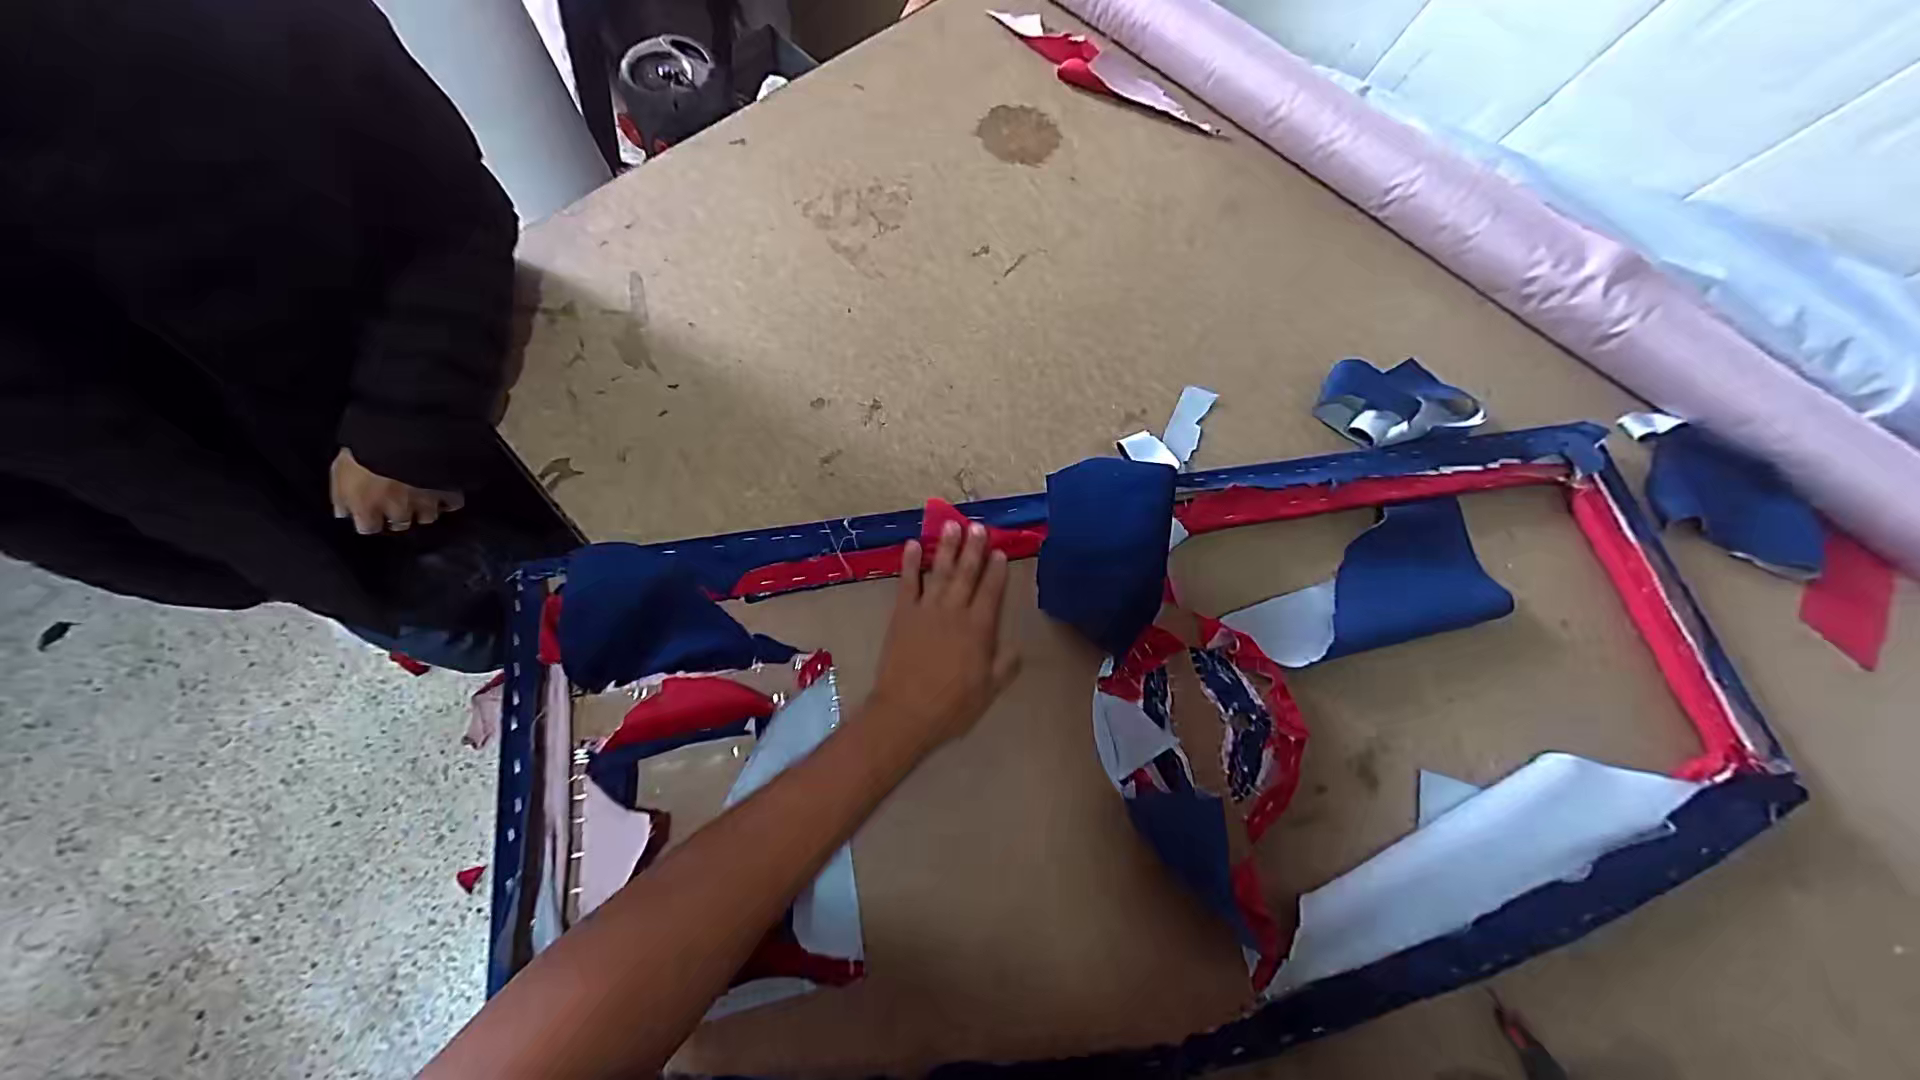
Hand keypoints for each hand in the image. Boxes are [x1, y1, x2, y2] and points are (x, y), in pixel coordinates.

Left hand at [329, 448, 464, 534]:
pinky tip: (444, 495)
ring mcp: (425, 503)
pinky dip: (449, 502)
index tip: (369, 515)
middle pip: (401, 525)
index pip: (369, 528)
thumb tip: (344, 514)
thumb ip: (341, 497)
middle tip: (396, 506)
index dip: (369, 521)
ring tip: (421, 501)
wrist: (399, 439)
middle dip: (397, 517)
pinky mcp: (447, 493)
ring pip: (428, 517)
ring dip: (423, 511)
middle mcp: (398, 511)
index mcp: (368, 508)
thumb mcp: (339, 472)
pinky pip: (452, 503)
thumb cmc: (363, 456)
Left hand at [865, 521, 1022, 753]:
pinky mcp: (902, 614)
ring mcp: (927, 609)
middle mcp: (955, 611)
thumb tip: (1016, 647)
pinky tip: (914, 546)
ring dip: (947, 547)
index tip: (999, 551)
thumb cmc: (952, 705)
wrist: (907, 711)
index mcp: (979, 628)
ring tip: (952, 525)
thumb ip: (1005, 665)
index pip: (991, 591)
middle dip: (974, 549)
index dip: (996, 570)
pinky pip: (908, 582)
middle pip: (967, 574)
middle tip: (979, 527)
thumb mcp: (989, 689)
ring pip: (941, 571)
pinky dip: (911, 563)